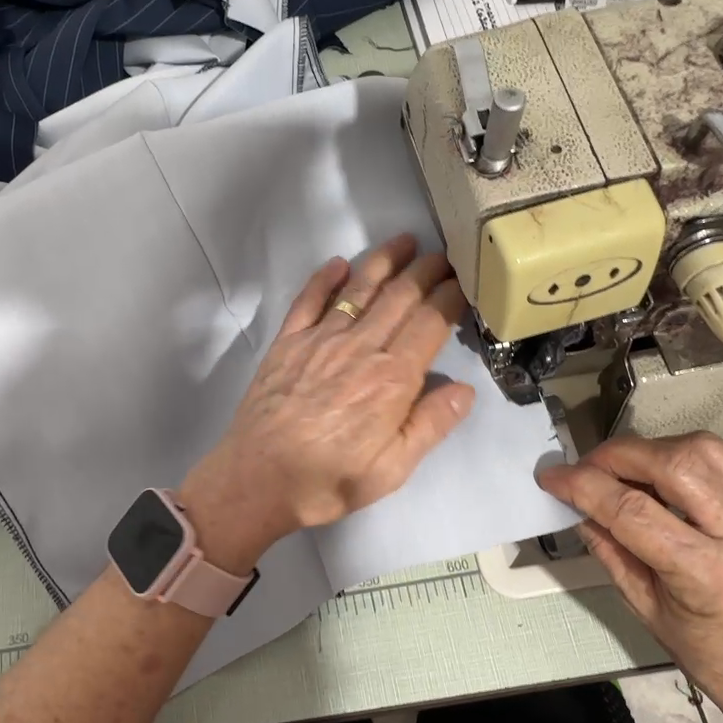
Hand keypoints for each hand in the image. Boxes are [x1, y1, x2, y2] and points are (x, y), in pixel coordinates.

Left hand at [179, 234, 476, 572]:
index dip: (451, 297)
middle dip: (426, 271)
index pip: (431, 322)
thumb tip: (464, 389)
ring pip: (359, 288)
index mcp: (392, 377)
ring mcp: (320, 339)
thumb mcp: (392, 469)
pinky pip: (309, 300)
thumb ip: (430, 425)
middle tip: (445, 254)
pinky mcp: (287, 342)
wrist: (256, 479)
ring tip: (405, 241)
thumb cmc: (328, 481)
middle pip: (400, 296)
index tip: (466, 282)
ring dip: (384, 261)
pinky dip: (325, 279)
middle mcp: (359, 347)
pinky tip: (338, 264)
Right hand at [537, 433, 722, 722]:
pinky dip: (677, 456)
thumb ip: (608, 547)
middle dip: (616, 456)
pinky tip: (655, 475)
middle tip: (584, 468)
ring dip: (648, 450)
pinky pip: (719, 459)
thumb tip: (575, 502)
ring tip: (619, 469)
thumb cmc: (704, 649)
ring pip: (699, 449)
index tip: (551, 478)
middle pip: (672, 465)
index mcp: (710, 577)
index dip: (584, 487)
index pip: (633, 511)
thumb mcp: (641, 604)